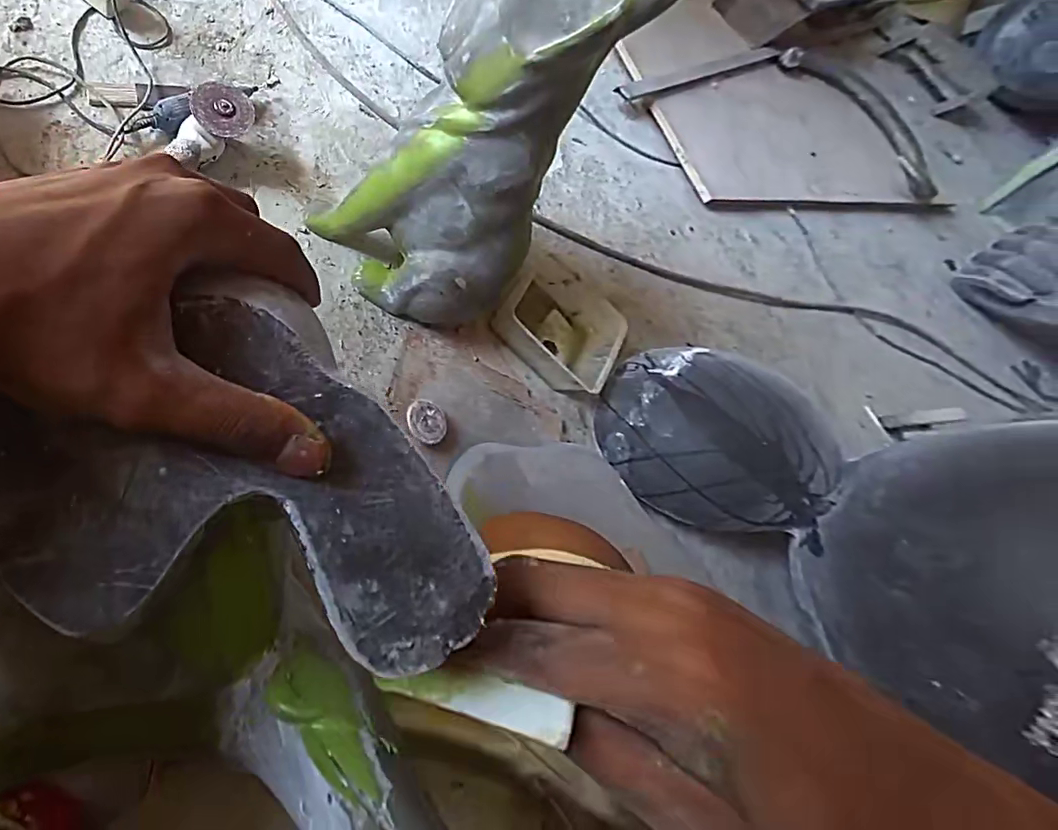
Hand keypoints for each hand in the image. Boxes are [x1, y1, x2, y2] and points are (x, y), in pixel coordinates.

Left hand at [0, 155, 329, 475]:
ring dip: (200, 235)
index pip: (275, 248)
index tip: (299, 313)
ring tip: (188, 282)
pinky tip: (123, 259)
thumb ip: (231, 417)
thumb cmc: (43, 331)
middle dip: (251, 255)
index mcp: (193, 218)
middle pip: (233, 215)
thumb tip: (315, 452)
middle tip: (245, 303)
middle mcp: (160, 177)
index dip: (296, 283)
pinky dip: (154, 224)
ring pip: (181, 199)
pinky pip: (136, 196)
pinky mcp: (69, 175)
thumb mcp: (142, 387)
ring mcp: (109, 167)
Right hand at [458, 559, 1057, 829]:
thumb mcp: (703, 823)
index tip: (423, 647)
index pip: (527, 647)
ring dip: (511, 594)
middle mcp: (659, 609)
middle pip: (529, 581)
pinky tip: (541, 623)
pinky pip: (595, 580)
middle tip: (439, 625)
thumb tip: (519, 704)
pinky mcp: (692, 593)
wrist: (950, 813)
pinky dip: (553, 595)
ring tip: (477, 623)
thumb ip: (599, 753)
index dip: (468, 648)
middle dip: (476, 601)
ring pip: (556, 570)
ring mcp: (678, 592)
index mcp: (663, 674)